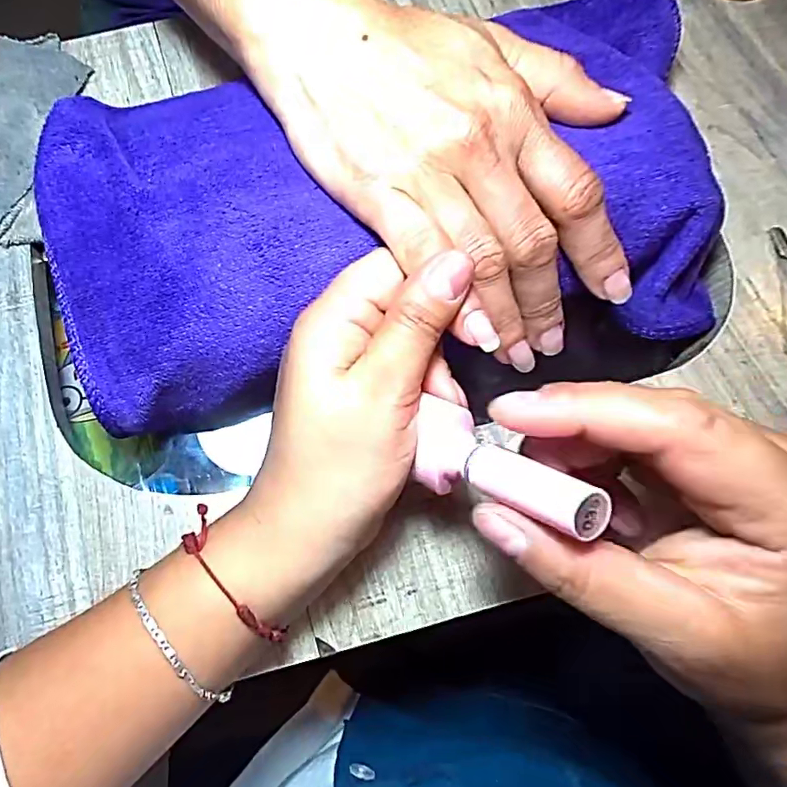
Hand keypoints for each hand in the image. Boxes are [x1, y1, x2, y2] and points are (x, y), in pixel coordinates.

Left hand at [238, 248, 472, 586]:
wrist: (307, 530)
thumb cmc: (338, 467)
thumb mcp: (384, 391)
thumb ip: (417, 322)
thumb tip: (453, 257)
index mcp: (330, 316)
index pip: (395, 262)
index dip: (444, 282)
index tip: (479, 324)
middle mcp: (336, 326)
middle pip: (409, 299)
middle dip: (443, 342)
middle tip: (448, 392)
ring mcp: (348, 357)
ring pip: (417, 339)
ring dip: (439, 377)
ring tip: (437, 421)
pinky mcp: (363, 384)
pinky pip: (408, 370)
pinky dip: (428, 396)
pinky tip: (432, 430)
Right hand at [247, 0, 632, 372]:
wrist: (319, 40)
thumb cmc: (397, 40)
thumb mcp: (488, 40)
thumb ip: (554, 78)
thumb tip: (614, 109)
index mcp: (510, 112)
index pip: (573, 194)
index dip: (599, 250)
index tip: (612, 289)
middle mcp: (476, 149)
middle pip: (529, 240)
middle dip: (548, 300)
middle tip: (555, 340)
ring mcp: (424, 174)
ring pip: (480, 258)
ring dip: (504, 313)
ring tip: (516, 351)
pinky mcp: (376, 194)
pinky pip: (421, 254)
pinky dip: (448, 297)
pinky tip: (466, 332)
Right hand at [470, 383, 786, 727]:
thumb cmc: (746, 665)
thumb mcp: (664, 632)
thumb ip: (575, 572)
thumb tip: (491, 517)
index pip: (679, 427)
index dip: (586, 410)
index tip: (507, 414)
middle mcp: (779, 457)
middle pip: (649, 410)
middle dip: (568, 428)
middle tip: (516, 469)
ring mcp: (747, 446)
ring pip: (631, 411)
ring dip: (574, 444)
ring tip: (563, 504)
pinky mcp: (711, 449)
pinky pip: (629, 427)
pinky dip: (588, 453)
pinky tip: (591, 500)